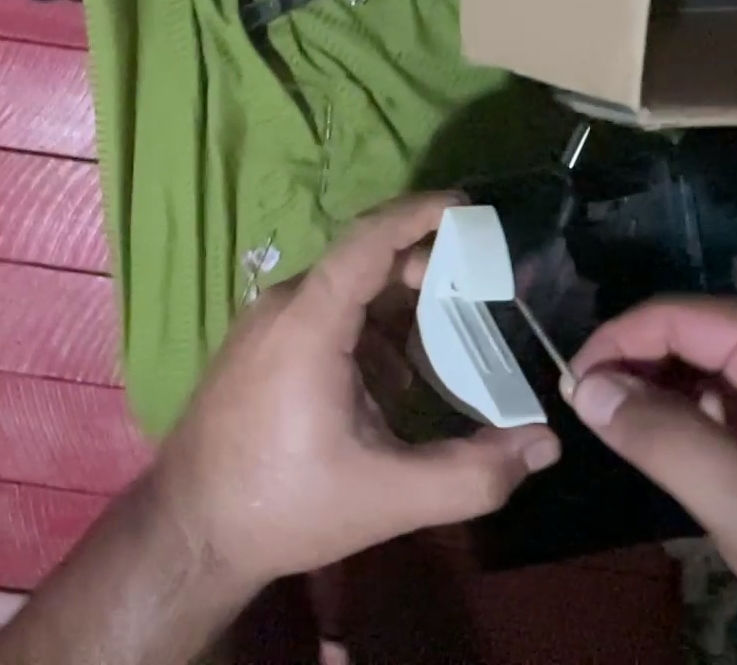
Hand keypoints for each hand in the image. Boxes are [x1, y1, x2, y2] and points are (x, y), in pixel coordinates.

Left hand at [149, 193, 560, 587]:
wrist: (190, 528)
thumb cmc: (282, 505)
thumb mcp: (387, 498)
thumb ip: (473, 474)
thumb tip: (546, 442)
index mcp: (308, 323)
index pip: (367, 241)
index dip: (418, 214)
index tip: (468, 207)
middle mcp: (284, 307)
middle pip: (365, 265)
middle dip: (428, 276)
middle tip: (484, 303)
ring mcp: (267, 324)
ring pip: (347, 293)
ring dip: (401, 313)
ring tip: (451, 353)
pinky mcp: (262, 344)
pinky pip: (326, 316)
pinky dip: (370, 334)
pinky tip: (397, 385)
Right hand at [565, 298, 736, 664]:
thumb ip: (662, 437)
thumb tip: (584, 387)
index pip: (684, 316)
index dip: (617, 343)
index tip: (572, 390)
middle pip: (703, 336)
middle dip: (641, 368)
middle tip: (593, 418)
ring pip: (722, 370)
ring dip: (668, 395)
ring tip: (627, 435)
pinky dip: (703, 419)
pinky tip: (683, 452)